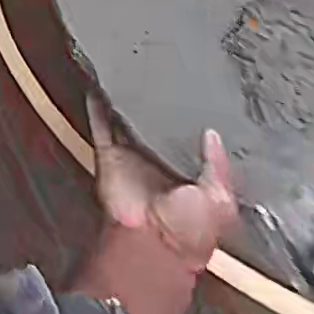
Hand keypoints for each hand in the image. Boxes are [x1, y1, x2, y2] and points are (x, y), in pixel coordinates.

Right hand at [88, 95, 235, 272]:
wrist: (148, 237)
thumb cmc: (190, 228)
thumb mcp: (218, 201)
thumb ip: (217, 168)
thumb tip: (214, 134)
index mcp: (186, 174)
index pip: (189, 143)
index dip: (192, 123)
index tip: (197, 99)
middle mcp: (157, 161)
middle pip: (154, 129)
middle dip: (156, 107)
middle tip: (160, 79)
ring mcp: (130, 155)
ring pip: (126, 122)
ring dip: (124, 103)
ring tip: (128, 76)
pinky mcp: (108, 152)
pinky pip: (100, 124)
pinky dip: (95, 107)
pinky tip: (96, 87)